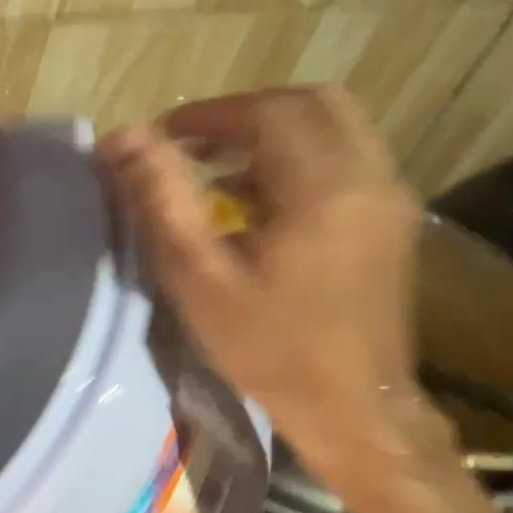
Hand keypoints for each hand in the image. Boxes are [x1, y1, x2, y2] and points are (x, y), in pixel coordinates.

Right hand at [99, 86, 454, 490]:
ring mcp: (388, 198)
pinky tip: (250, 198)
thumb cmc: (266, 344)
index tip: (159, 138)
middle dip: (243, 114)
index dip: (207, 114)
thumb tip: (123, 134)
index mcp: (325, 188)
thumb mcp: (195, 273)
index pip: (269, 112)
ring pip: (332, 127)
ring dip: (269, 133)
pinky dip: (294, 156)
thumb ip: (159, 196)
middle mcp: (370, 179)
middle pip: (311, 104)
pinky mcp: (389, 219)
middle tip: (189, 143)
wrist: (353, 407)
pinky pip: (343, 157)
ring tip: (212, 168)